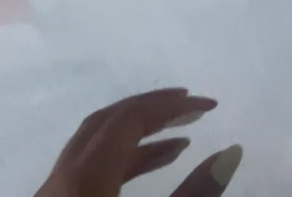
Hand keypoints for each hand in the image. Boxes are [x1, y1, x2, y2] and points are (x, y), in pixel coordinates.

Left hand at [35, 88, 243, 196]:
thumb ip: (194, 195)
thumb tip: (231, 152)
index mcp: (84, 179)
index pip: (131, 119)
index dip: (172, 106)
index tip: (211, 106)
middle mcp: (59, 182)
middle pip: (106, 122)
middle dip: (151, 108)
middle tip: (191, 105)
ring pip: (92, 147)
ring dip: (136, 134)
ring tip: (182, 138)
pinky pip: (85, 171)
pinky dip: (120, 161)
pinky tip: (152, 168)